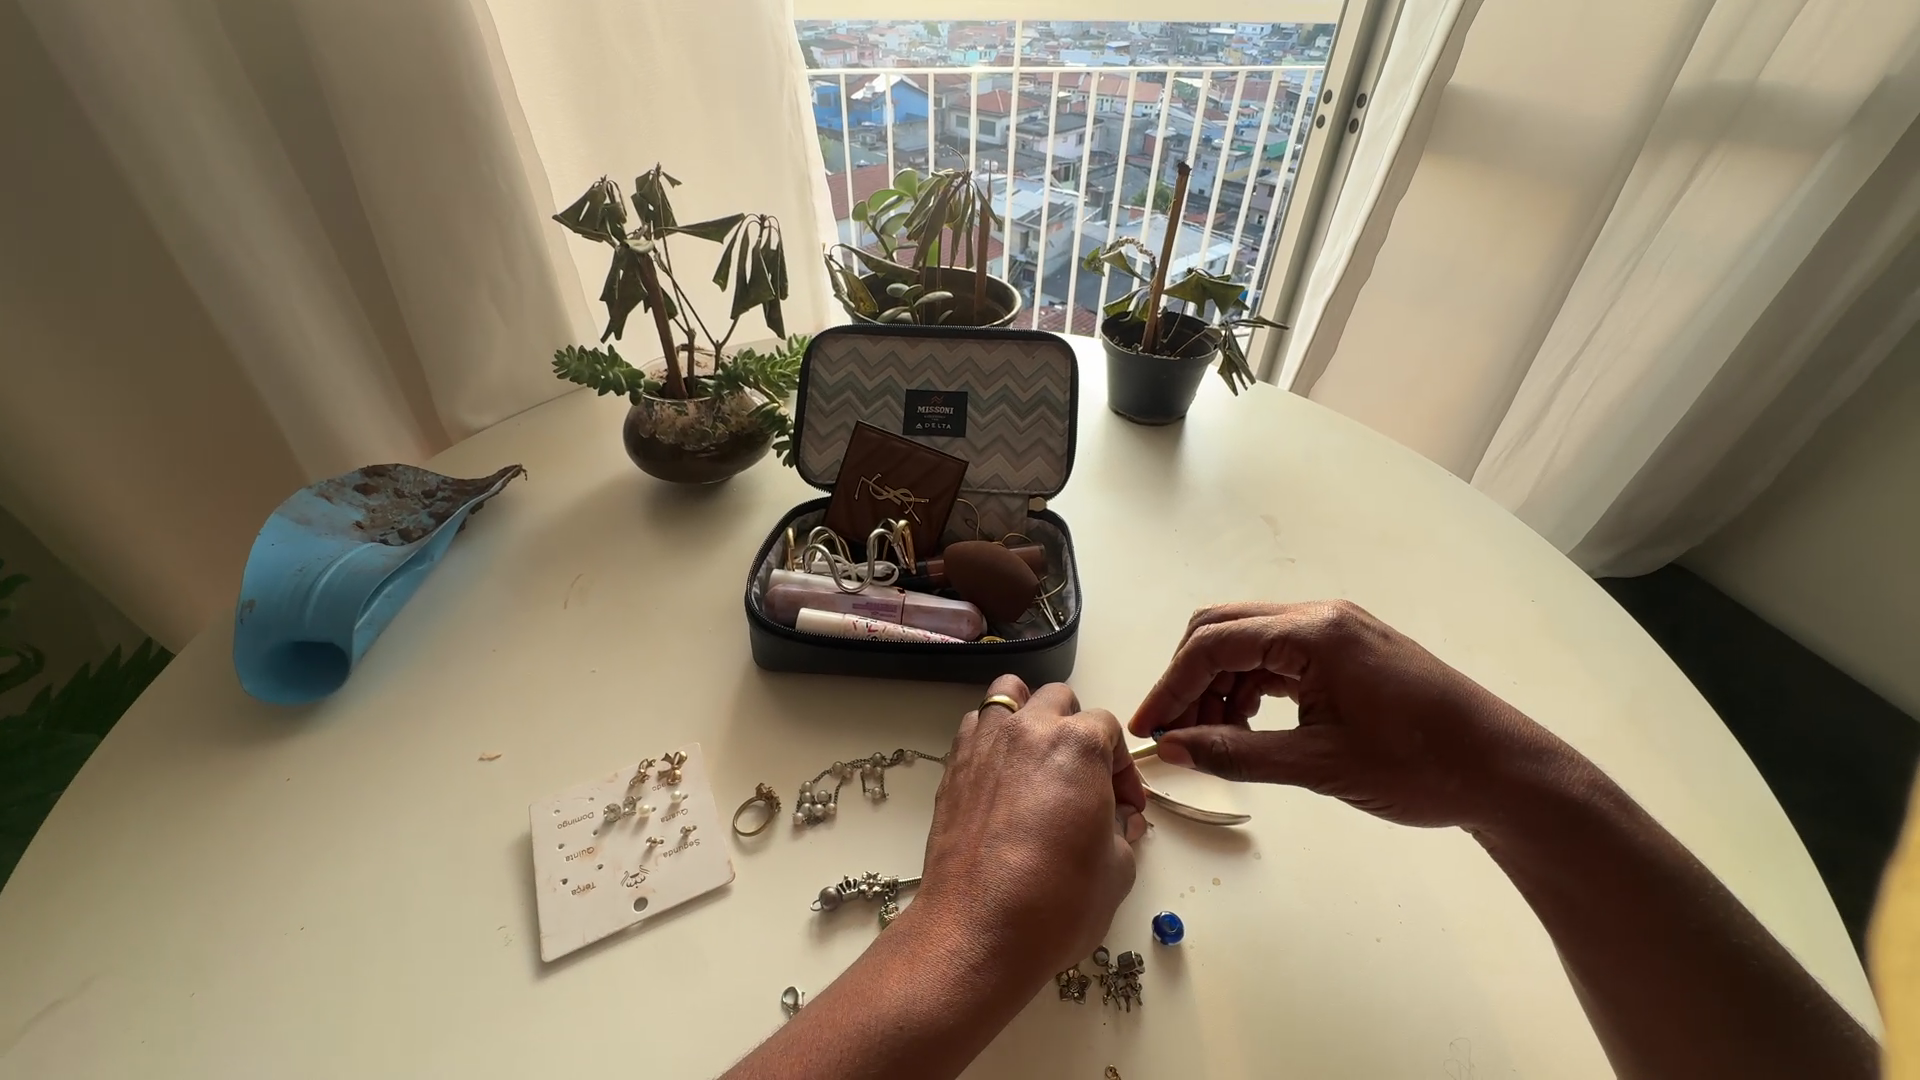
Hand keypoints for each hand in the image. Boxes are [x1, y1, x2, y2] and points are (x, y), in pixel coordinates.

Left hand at [914, 675, 1147, 981]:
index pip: (1108, 727)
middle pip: (1058, 698)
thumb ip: (1122, 829)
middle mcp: (1029, 729)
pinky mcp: (954, 764)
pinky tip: (1001, 775)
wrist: (977, 930)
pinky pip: (975, 725)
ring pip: (1008, 694)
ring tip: (1036, 756)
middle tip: (1083, 776)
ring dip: (1028, 715)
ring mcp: (985, 742)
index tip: (1125, 806)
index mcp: (1077, 745)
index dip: (1122, 766)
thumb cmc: (1056, 901)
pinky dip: (991, 736)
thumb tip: (1119, 819)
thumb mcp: (1117, 869)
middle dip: (1077, 728)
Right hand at [1128, 600, 1586, 831]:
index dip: (1170, 686)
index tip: (1148, 728)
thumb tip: (1173, 751)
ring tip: (1208, 736)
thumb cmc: (1422, 768)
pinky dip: (1247, 686)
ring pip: (1246, 642)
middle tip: (1173, 729)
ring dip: (1217, 684)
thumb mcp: (1320, 765)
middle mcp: (1319, 616)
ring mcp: (1333, 630)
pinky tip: (1243, 724)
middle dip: (1188, 677)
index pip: (1214, 645)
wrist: (1509, 774)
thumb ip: (1237, 754)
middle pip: (1222, 629)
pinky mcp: (1343, 650)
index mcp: (1315, 632)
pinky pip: (1275, 656)